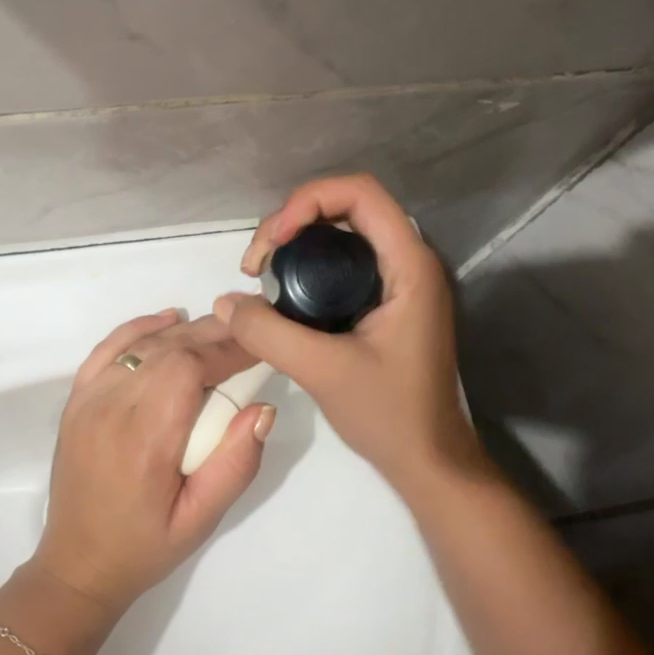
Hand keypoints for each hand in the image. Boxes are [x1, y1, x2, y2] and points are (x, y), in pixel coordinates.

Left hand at [30, 310, 276, 614]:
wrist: (78, 563)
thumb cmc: (145, 546)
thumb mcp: (201, 520)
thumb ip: (234, 464)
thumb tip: (262, 408)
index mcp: (145, 439)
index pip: (189, 367)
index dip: (228, 349)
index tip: (262, 346)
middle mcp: (111, 408)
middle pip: (169, 347)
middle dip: (215, 335)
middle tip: (253, 335)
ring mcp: (89, 399)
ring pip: (143, 344)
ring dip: (185, 331)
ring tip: (224, 330)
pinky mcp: (77, 399)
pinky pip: (109, 348)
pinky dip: (140, 328)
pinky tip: (169, 320)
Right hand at [213, 174, 484, 489]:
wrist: (428, 460)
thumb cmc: (389, 415)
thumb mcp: (323, 371)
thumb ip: (269, 333)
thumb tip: (225, 303)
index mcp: (410, 267)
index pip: (361, 194)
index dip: (309, 200)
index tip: (273, 241)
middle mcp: (410, 262)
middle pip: (348, 207)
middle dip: (295, 220)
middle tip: (256, 262)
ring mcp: (400, 282)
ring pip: (344, 233)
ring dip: (298, 241)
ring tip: (261, 272)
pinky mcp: (387, 302)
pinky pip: (345, 262)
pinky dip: (309, 264)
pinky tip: (282, 292)